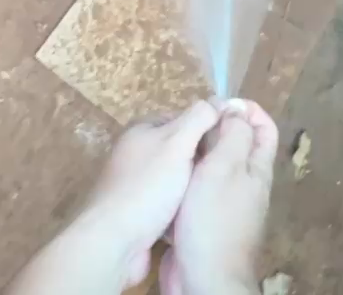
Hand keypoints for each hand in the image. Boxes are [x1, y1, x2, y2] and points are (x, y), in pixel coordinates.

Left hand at [74, 100, 221, 285]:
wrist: (115, 240)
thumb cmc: (147, 186)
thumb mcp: (176, 144)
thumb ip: (197, 119)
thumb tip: (218, 101)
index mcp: (142, 129)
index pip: (182, 120)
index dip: (206, 130)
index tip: (227, 146)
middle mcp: (136, 152)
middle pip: (179, 150)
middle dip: (199, 162)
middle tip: (222, 175)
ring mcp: (135, 182)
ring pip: (176, 179)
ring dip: (191, 188)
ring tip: (212, 196)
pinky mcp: (138, 211)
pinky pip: (168, 203)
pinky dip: (180, 208)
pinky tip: (194, 217)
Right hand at [162, 99, 277, 294]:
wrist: (204, 278)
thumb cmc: (214, 217)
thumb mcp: (226, 167)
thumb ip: (233, 134)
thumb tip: (236, 108)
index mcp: (256, 170)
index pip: (264, 128)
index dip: (247, 109)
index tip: (219, 102)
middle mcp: (244, 184)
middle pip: (238, 144)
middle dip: (217, 126)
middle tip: (191, 121)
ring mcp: (225, 203)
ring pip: (214, 164)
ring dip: (197, 149)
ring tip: (175, 141)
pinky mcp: (204, 218)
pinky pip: (197, 186)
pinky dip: (185, 173)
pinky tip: (169, 171)